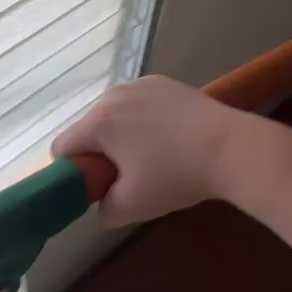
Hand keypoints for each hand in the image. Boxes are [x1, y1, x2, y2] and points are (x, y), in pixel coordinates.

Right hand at [51, 75, 255, 225]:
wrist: (229, 147)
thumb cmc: (176, 176)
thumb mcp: (132, 206)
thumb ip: (104, 209)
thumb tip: (102, 202)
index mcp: (98, 122)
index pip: (62, 147)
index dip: (71, 170)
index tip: (94, 186)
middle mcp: (113, 95)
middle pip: (89, 127)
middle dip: (99, 152)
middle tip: (127, 176)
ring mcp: (140, 84)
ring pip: (114, 114)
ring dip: (121, 135)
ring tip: (151, 157)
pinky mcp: (163, 82)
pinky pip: (138, 103)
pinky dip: (143, 119)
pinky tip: (168, 137)